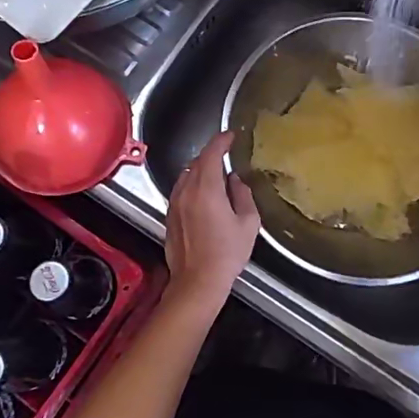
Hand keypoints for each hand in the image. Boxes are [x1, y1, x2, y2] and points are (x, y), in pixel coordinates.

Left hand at [164, 131, 259, 311]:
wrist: (198, 281)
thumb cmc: (226, 254)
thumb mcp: (248, 223)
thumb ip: (243, 195)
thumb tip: (236, 181)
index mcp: (207, 189)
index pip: (211, 154)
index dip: (221, 141)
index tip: (230, 136)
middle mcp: (187, 192)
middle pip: (196, 162)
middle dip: (211, 154)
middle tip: (225, 152)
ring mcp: (175, 204)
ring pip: (186, 175)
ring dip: (200, 169)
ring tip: (215, 172)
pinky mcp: (170, 216)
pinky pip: (181, 190)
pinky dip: (192, 184)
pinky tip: (203, 193)